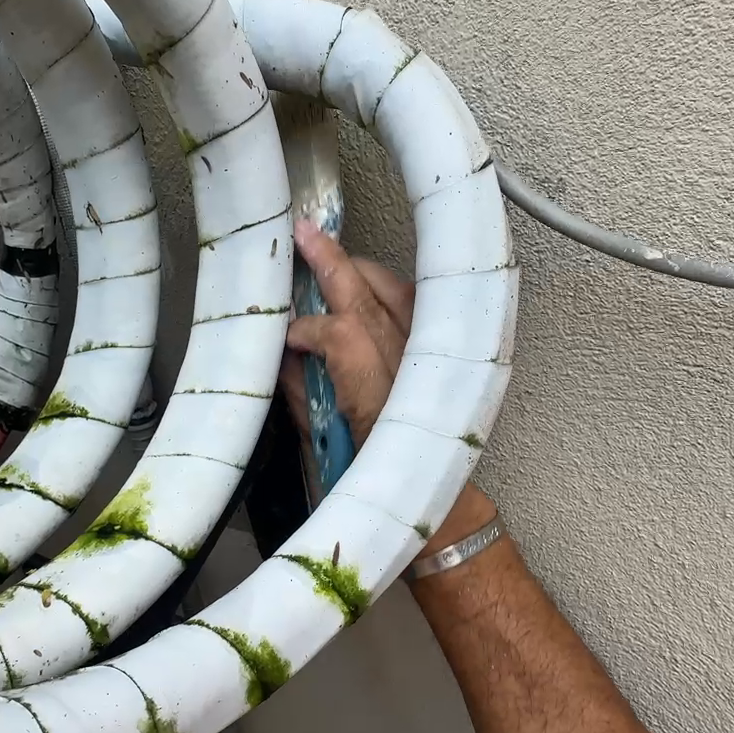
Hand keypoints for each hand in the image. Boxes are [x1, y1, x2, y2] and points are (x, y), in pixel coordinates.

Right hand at [281, 220, 495, 554]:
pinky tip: (374, 283)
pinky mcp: (447, 353)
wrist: (437, 499)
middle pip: (364, 295)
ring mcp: (430, 354)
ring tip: (333, 252)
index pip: (332, 332)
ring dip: (361, 270)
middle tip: (305, 233)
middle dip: (330, 261)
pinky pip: (419, 305)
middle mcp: (408, 362)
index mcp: (373, 389)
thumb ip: (303, 393)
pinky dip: (393, 290)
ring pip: (395, 290)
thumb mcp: (326, 443)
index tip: (286, 334)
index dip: (302, 327)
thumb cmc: (377, 480)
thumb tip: (286, 355)